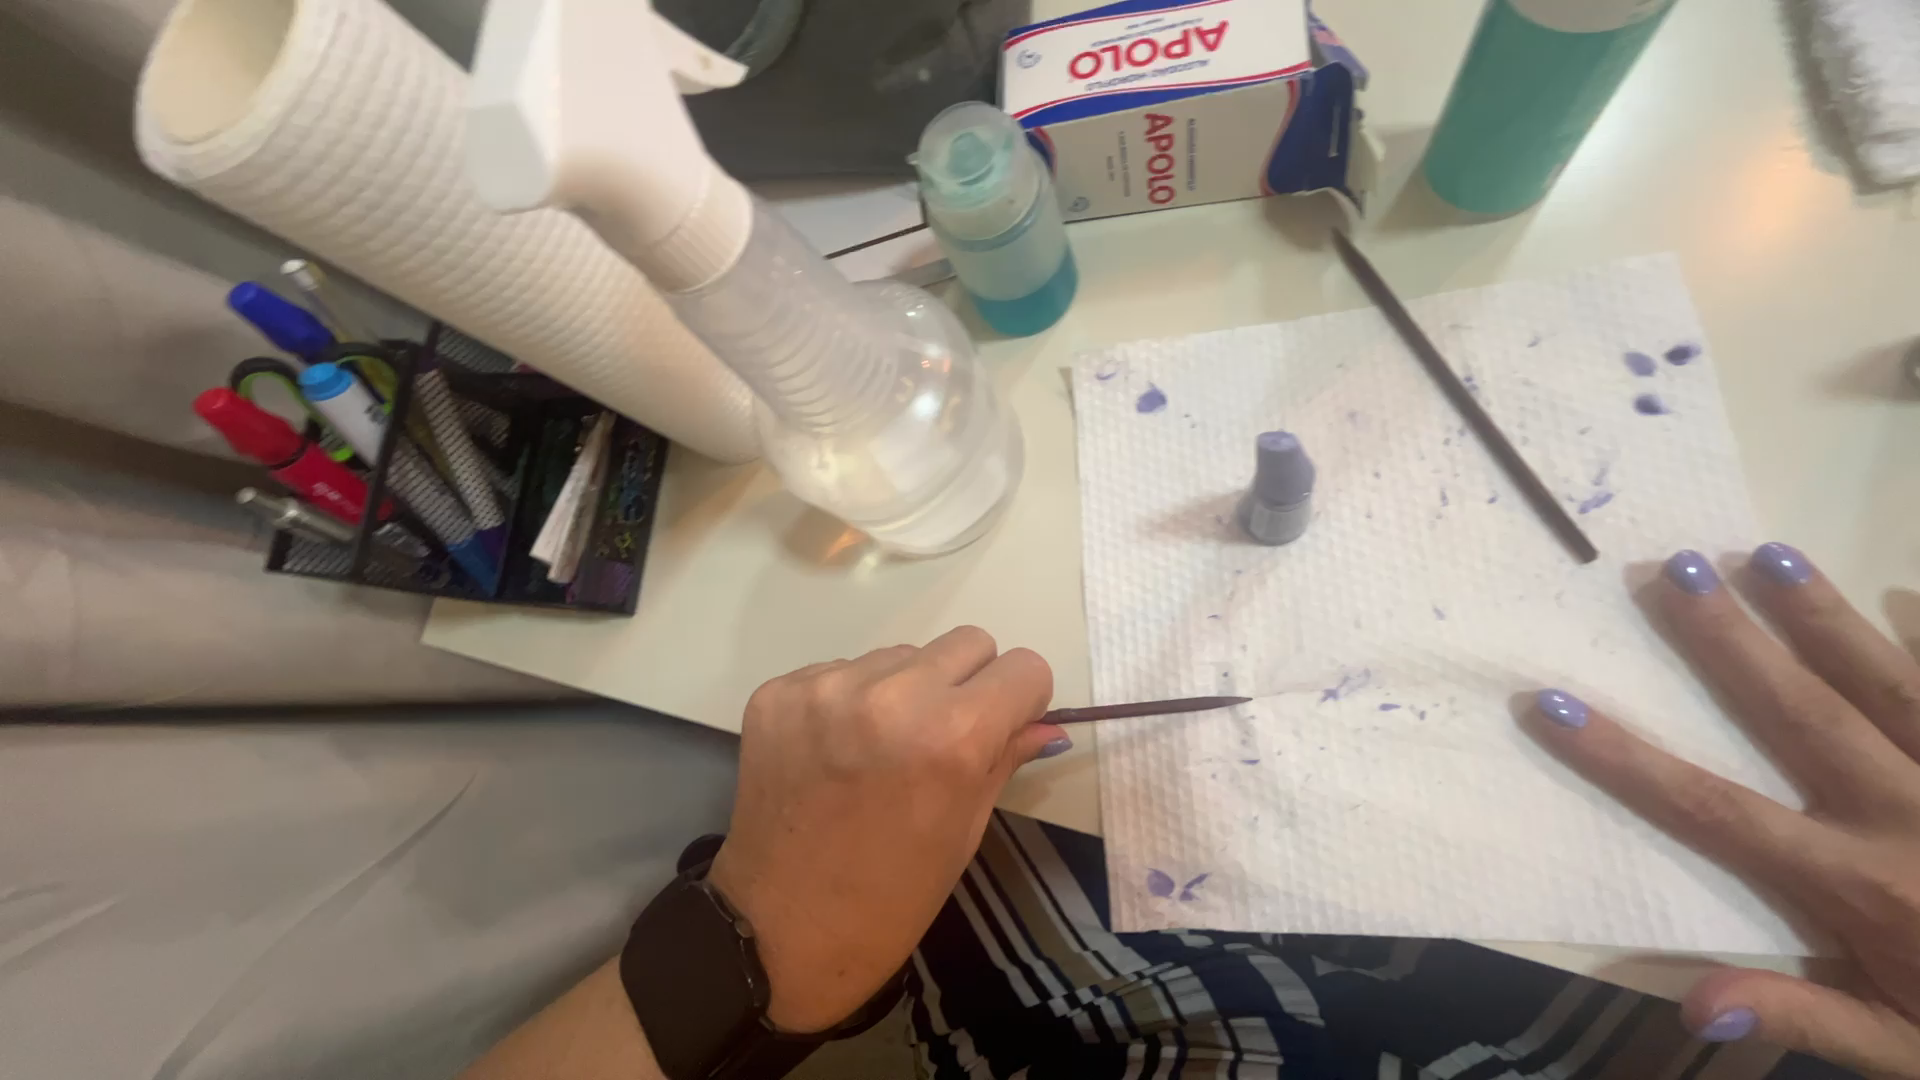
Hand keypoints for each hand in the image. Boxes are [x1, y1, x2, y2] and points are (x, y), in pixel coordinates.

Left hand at [706, 627, 1066, 1033]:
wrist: (777, 931)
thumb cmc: (891, 898)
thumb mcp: (965, 831)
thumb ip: (1006, 757)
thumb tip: (1045, 722)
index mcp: (951, 735)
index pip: (1024, 667)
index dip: (1021, 699)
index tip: (1003, 724)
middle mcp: (892, 694)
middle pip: (967, 642)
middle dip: (968, 684)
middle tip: (942, 735)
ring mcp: (827, 686)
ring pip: (902, 653)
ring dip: (905, 689)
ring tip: (878, 748)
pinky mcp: (779, 691)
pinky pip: (843, 670)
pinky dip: (851, 700)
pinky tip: (834, 751)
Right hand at [1527, 545, 1919, 1075]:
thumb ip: (1813, 1020)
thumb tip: (1690, 1005)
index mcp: (1862, 887)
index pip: (1706, 807)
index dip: (1620, 756)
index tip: (1552, 702)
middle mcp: (1911, 818)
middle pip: (1799, 714)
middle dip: (1728, 640)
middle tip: (1675, 570)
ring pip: (1892, 686)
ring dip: (1825, 618)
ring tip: (1768, 555)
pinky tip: (1914, 593)